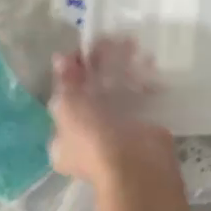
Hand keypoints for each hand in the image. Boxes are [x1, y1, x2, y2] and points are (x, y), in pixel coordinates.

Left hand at [50, 38, 177, 185]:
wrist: (137, 168)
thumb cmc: (94, 139)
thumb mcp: (68, 108)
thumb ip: (65, 83)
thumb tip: (60, 59)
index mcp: (63, 136)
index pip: (66, 97)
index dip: (73, 72)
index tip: (85, 50)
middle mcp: (88, 136)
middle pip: (92, 94)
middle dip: (101, 67)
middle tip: (113, 42)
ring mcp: (117, 134)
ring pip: (118, 94)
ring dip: (124, 69)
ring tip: (134, 46)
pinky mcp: (143, 129)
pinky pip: (141, 100)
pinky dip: (144, 83)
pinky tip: (150, 65)